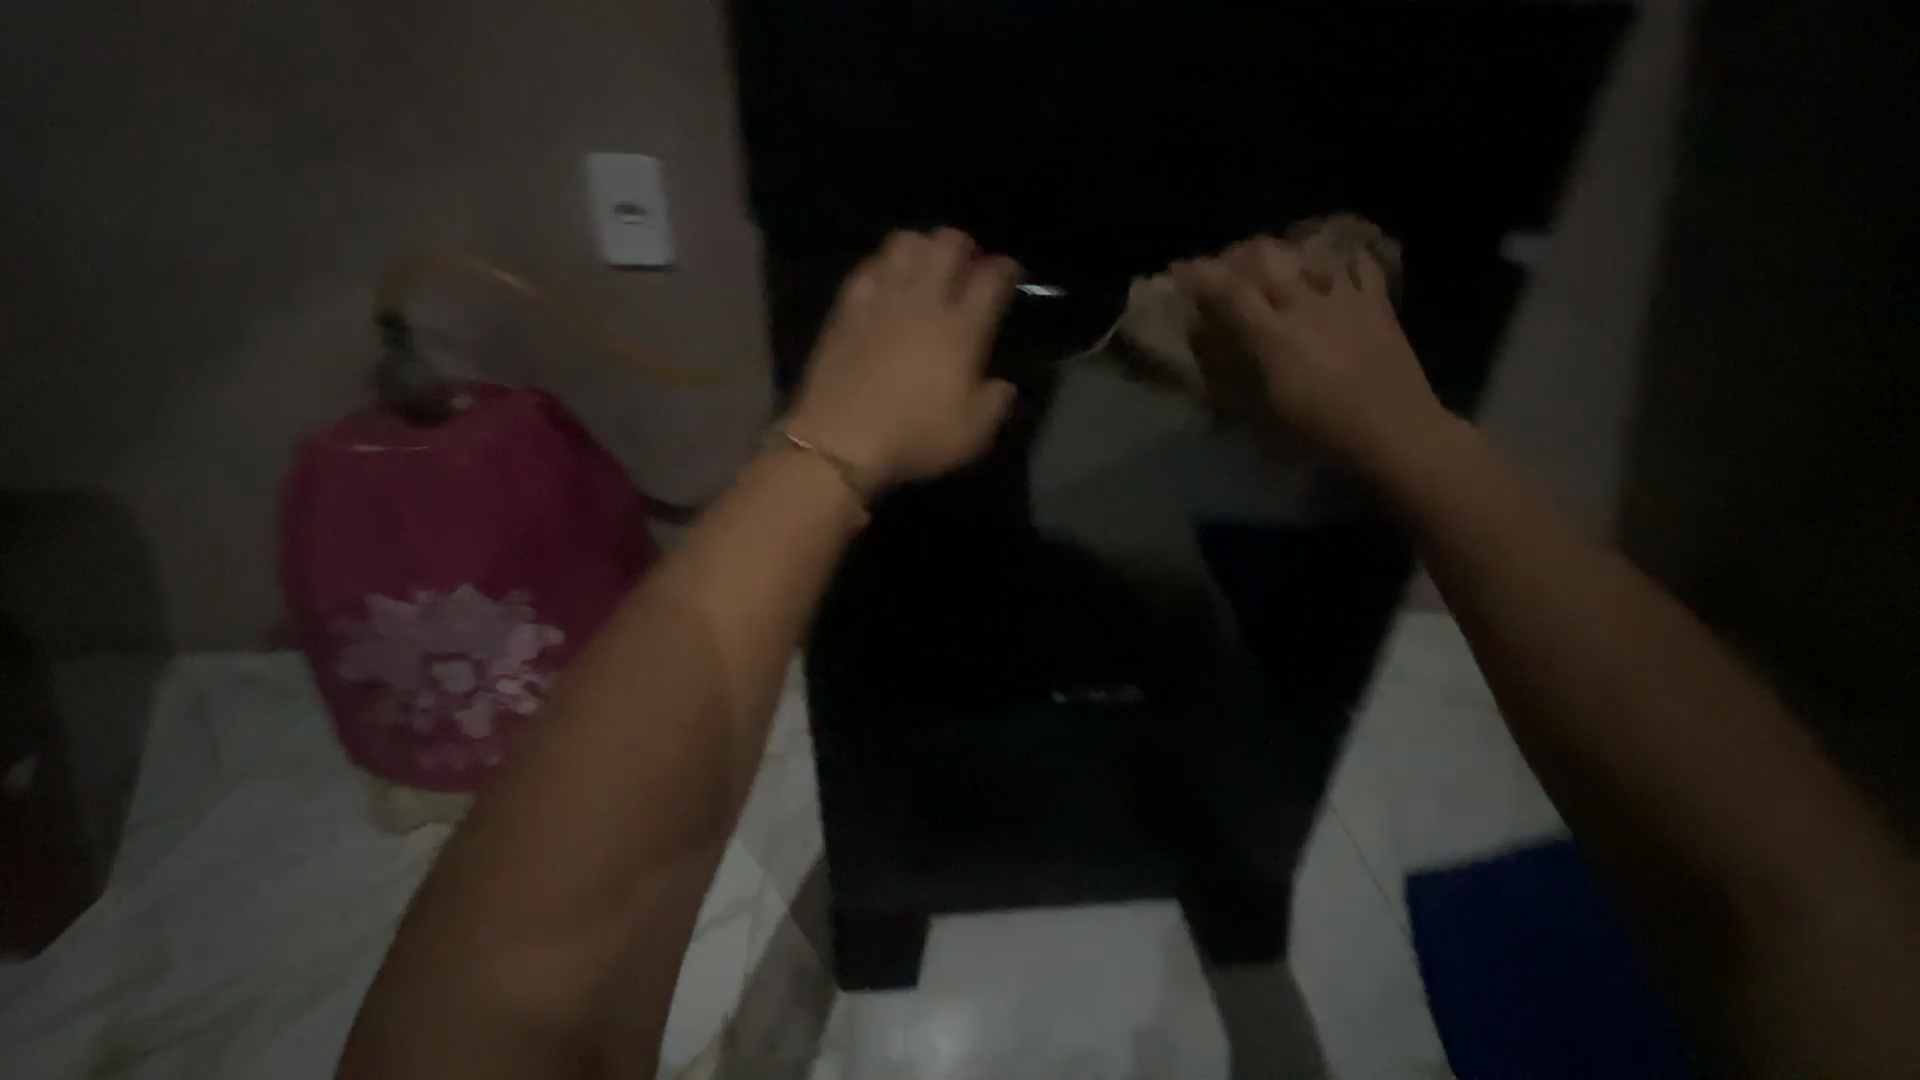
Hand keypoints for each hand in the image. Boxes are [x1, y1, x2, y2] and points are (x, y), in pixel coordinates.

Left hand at [783, 229, 1019, 489]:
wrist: (841, 440)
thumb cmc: (915, 438)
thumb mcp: (971, 434)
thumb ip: (994, 404)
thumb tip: (1003, 387)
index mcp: (963, 329)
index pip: (991, 279)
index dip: (1005, 269)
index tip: (1008, 272)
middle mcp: (924, 302)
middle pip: (947, 245)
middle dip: (962, 245)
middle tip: (966, 261)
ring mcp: (882, 301)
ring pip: (905, 245)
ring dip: (920, 246)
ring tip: (924, 263)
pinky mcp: (847, 310)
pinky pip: (867, 268)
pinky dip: (881, 266)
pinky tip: (883, 279)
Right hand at [1173, 235, 1444, 464]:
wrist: (1396, 433)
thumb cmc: (1321, 434)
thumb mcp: (1262, 417)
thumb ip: (1231, 381)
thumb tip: (1207, 356)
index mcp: (1274, 334)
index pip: (1229, 289)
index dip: (1199, 275)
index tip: (1176, 272)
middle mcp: (1306, 304)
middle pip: (1264, 257)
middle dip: (1234, 256)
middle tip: (1220, 269)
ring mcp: (1346, 298)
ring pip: (1307, 253)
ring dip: (1281, 253)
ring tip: (1270, 265)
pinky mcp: (1378, 304)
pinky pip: (1359, 265)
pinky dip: (1338, 259)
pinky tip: (1329, 266)